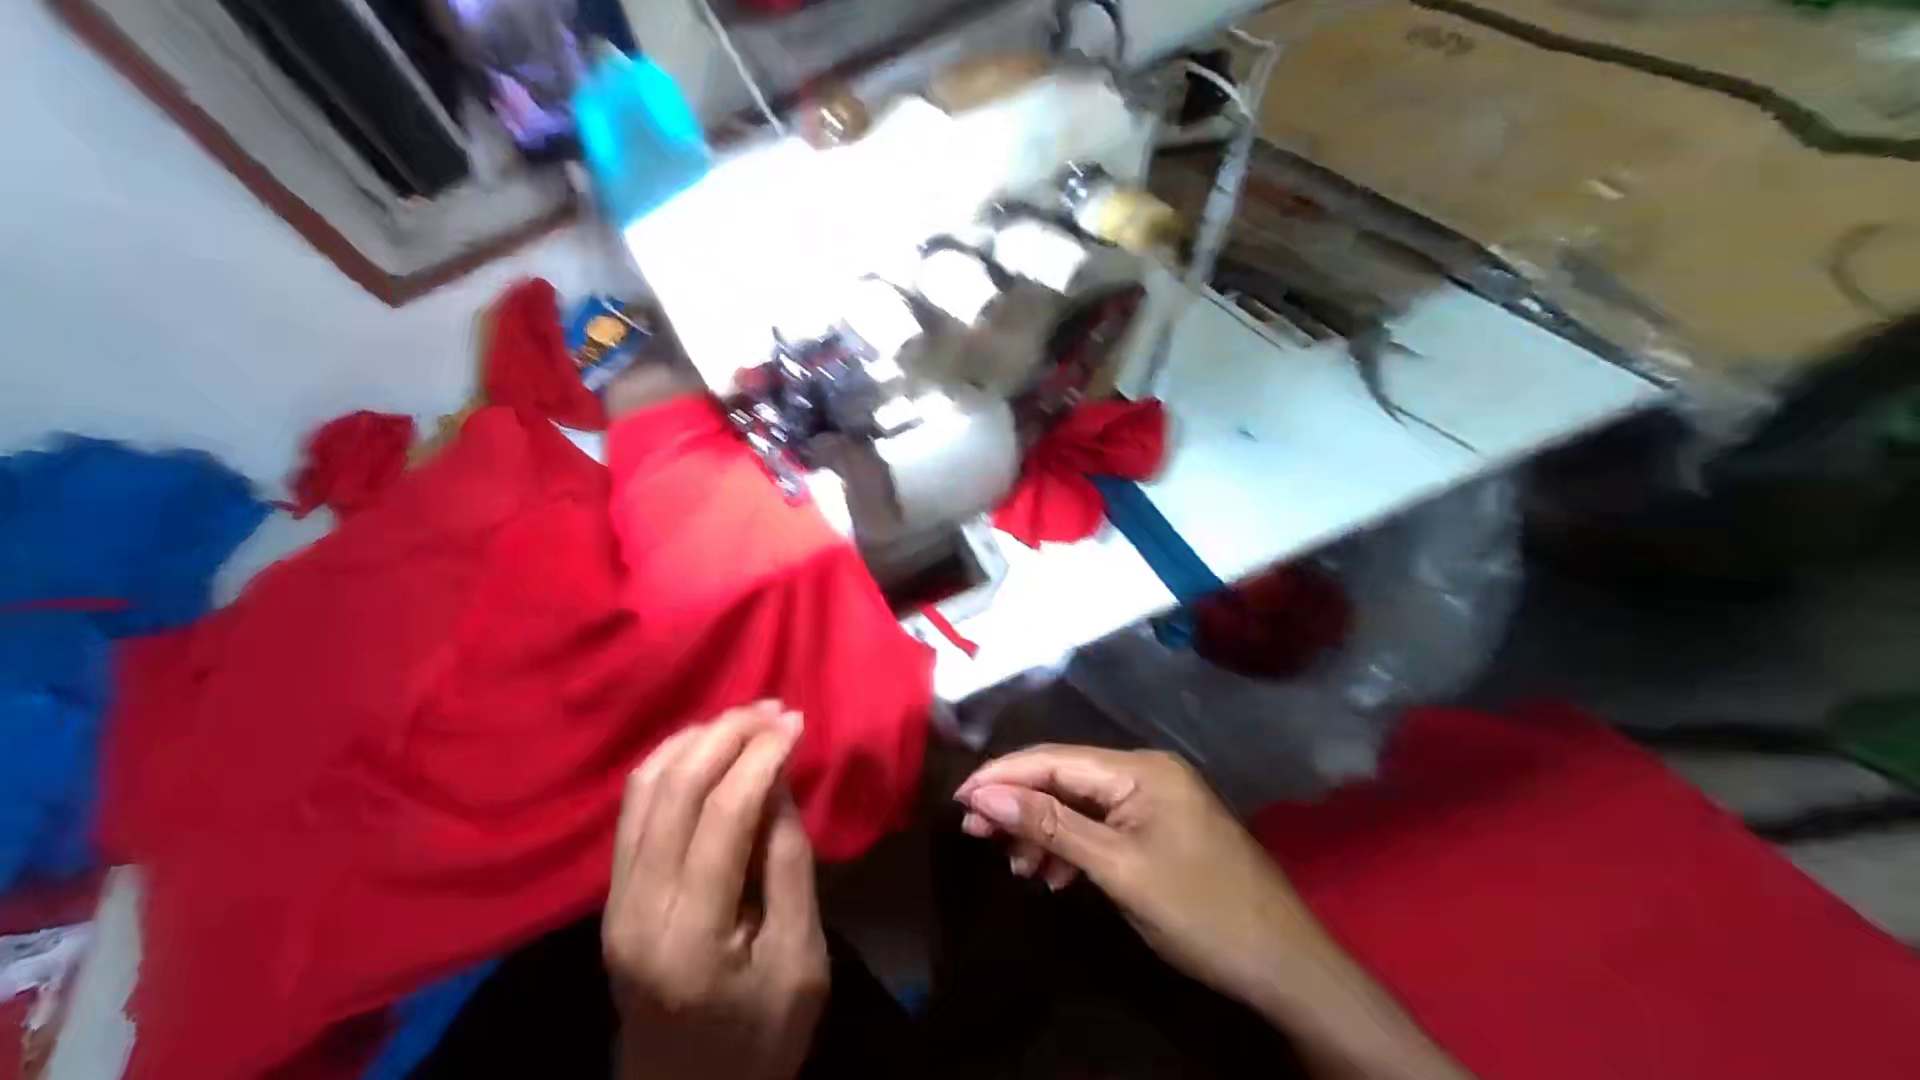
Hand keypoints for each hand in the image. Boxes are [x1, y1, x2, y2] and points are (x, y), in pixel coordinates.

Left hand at [604, 702, 828, 1079]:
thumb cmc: (760, 1038)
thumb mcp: (802, 959)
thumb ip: (790, 865)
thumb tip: (780, 777)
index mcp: (692, 940)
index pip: (724, 817)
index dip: (762, 757)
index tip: (796, 722)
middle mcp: (637, 911)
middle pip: (676, 789)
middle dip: (728, 734)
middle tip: (774, 709)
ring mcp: (614, 901)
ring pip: (645, 787)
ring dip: (697, 738)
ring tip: (746, 718)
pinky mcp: (612, 894)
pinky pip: (634, 806)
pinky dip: (672, 762)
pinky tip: (706, 747)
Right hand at [955, 745, 1471, 1079]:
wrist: (1285, 965)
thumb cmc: (1200, 910)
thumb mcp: (1118, 869)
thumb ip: (1050, 827)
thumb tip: (984, 797)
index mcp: (1140, 769)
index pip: (1054, 759)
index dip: (1003, 776)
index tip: (958, 798)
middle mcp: (1145, 771)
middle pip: (1065, 778)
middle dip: (1019, 805)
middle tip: (976, 836)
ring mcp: (1154, 799)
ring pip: (1079, 804)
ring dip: (1044, 831)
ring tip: (1015, 867)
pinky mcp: (1158, 827)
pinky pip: (1101, 825)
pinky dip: (1073, 846)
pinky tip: (1053, 874)